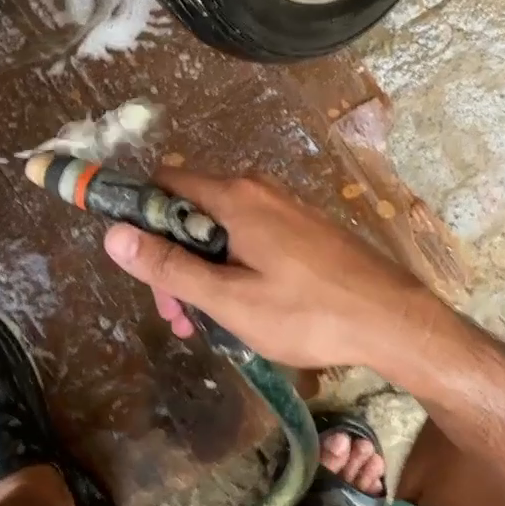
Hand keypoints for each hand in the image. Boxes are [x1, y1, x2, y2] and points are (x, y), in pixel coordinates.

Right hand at [101, 171, 446, 369]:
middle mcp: (255, 187)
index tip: (139, 263)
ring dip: (202, 268)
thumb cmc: (306, 312)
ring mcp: (282, 204)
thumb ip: (170, 267)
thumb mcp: (229, 299)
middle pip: (191, 208)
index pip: (165, 181)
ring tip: (208, 324)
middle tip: (177, 316)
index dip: (141, 214)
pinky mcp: (301, 224)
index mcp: (234, 196)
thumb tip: (114, 234)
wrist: (390, 318)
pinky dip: (232, 264)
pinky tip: (243, 307)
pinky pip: (249, 234)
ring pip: (221, 226)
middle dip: (173, 257)